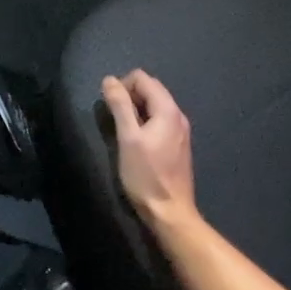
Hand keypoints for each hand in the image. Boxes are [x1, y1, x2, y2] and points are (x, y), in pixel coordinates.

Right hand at [101, 70, 197, 228]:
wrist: (170, 211)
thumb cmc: (146, 175)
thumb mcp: (127, 138)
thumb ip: (120, 106)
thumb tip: (109, 80)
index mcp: (168, 110)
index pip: (143, 78)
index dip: (122, 85)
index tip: (109, 106)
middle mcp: (178, 115)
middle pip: (151, 89)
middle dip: (129, 96)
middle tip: (113, 119)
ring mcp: (180, 130)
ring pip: (155, 105)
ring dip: (136, 110)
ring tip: (122, 131)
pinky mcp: (178, 144)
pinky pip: (160, 120)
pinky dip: (145, 121)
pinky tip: (136, 142)